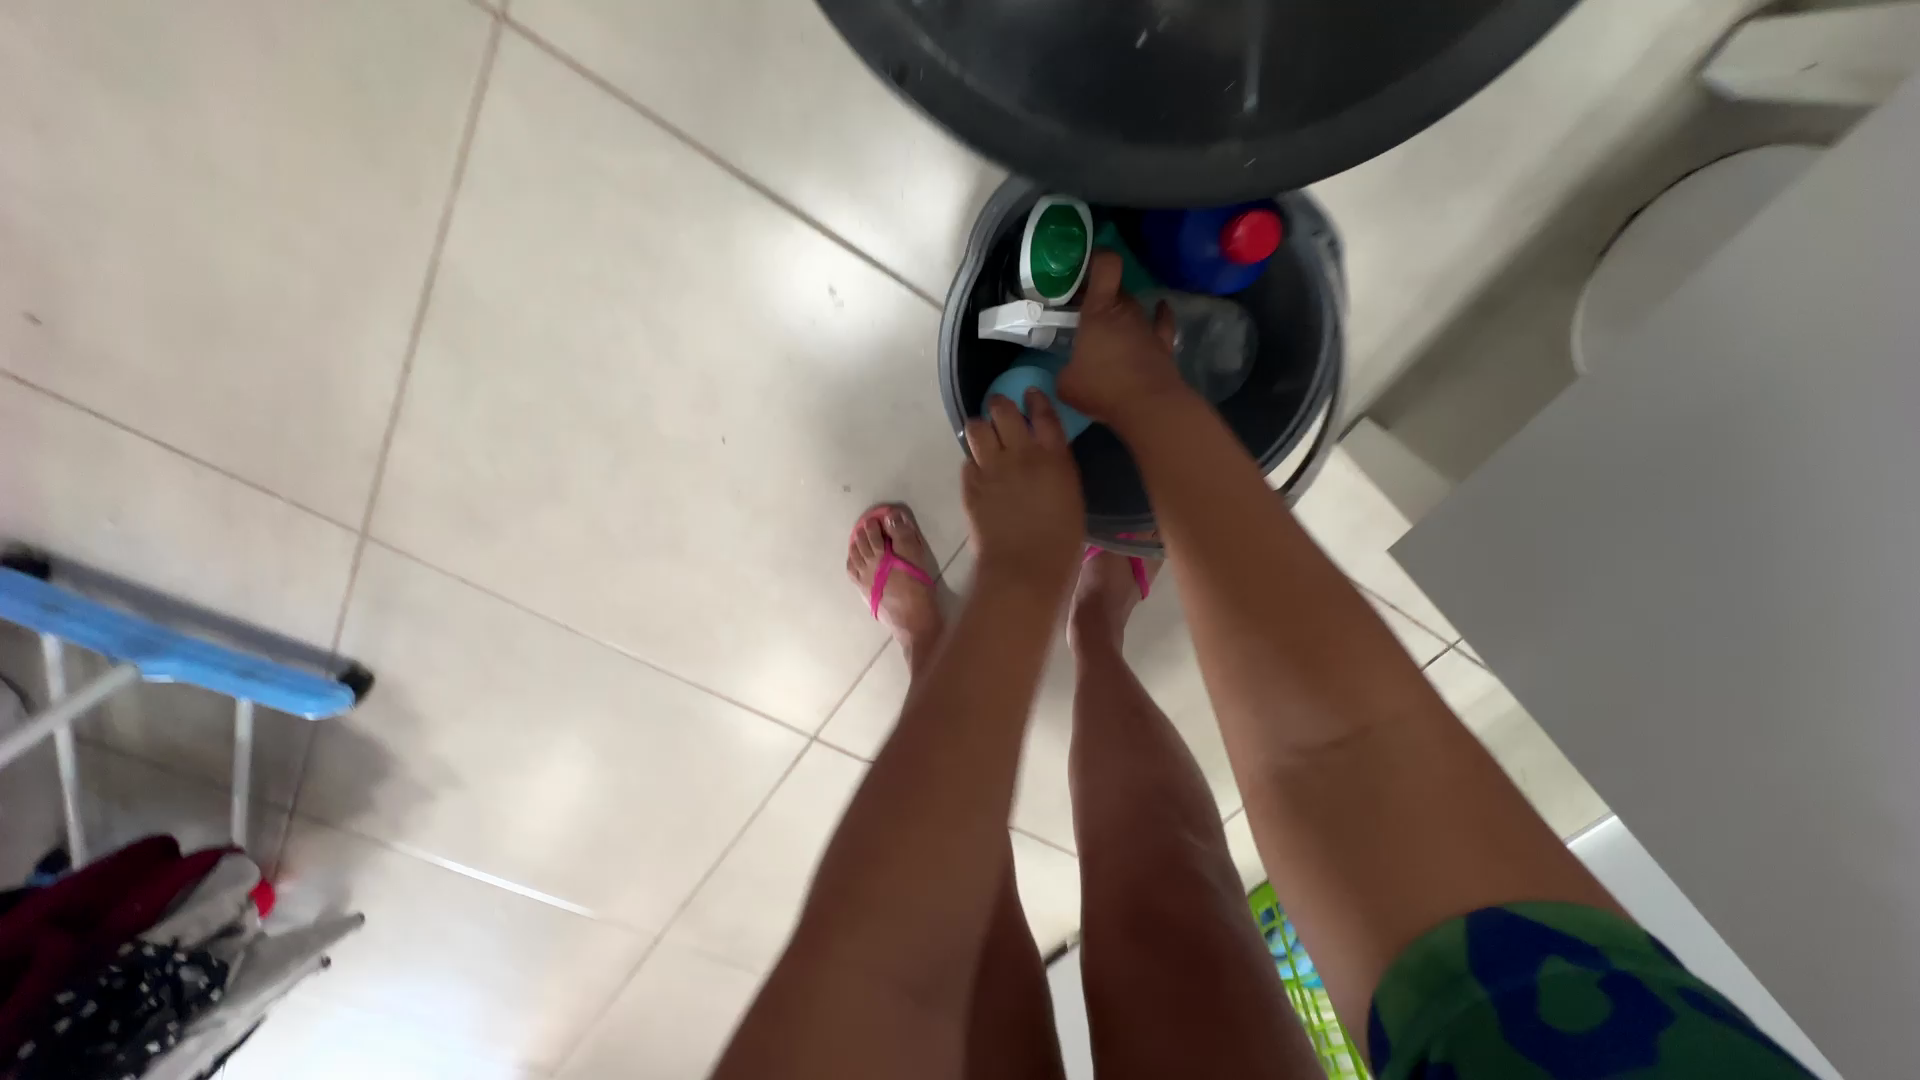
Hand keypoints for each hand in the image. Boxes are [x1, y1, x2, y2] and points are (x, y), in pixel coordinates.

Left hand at [963, 389, 1085, 594]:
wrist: (1025, 568)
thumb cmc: (1062, 543)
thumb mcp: (1071, 498)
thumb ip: (1058, 469)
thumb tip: (1047, 458)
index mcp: (1054, 457)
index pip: (1043, 413)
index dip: (1035, 399)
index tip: (1029, 393)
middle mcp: (1021, 454)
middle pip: (1002, 410)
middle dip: (999, 406)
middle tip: (1000, 412)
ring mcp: (992, 468)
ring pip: (976, 428)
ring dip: (980, 428)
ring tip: (985, 438)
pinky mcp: (971, 485)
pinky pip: (968, 461)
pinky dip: (974, 462)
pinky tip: (980, 472)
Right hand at [1057, 251, 1188, 427]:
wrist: (1147, 406)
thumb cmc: (1102, 388)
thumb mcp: (1066, 383)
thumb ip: (1065, 370)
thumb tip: (1068, 372)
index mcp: (1099, 311)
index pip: (1106, 265)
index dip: (1097, 257)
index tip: (1083, 265)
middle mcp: (1126, 311)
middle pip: (1116, 289)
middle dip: (1100, 295)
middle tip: (1082, 312)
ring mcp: (1147, 327)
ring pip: (1133, 307)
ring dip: (1121, 312)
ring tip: (1108, 329)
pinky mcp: (1163, 345)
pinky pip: (1161, 323)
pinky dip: (1159, 315)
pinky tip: (1159, 309)